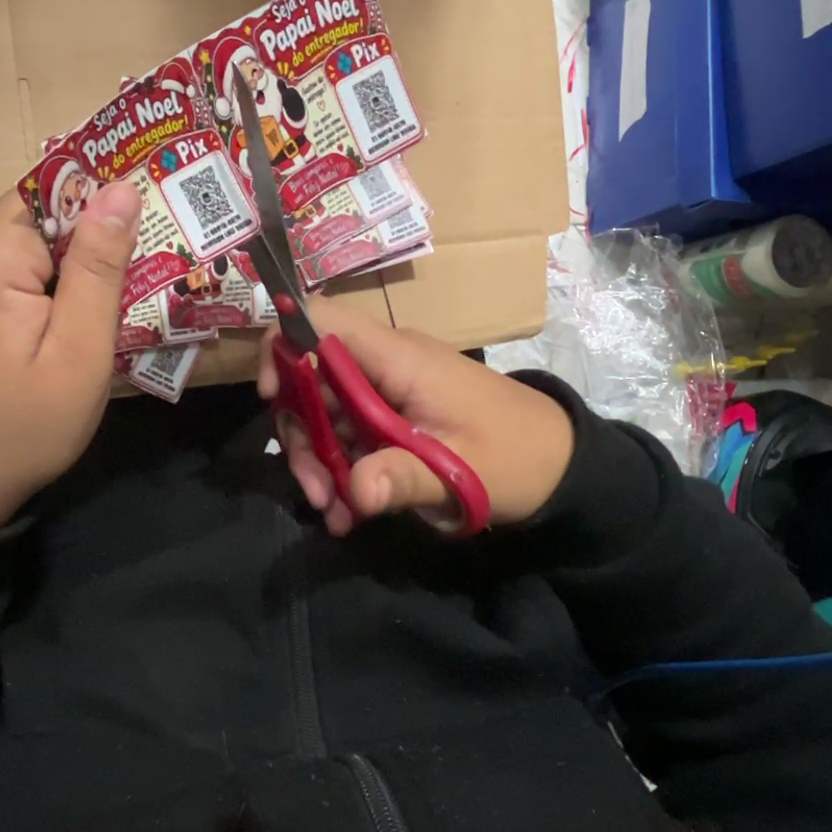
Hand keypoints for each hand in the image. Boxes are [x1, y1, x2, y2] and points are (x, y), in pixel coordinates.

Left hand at [0, 183, 142, 529]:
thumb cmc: (23, 427)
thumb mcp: (80, 352)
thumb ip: (101, 267)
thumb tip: (122, 187)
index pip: (60, 191)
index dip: (108, 212)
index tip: (152, 237)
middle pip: (43, 213)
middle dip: (91, 243)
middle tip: (139, 281)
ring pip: (29, 238)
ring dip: (71, 266)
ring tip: (110, 305)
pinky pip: (7, 263)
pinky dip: (44, 281)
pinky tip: (68, 319)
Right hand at [257, 296, 575, 536]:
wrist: (559, 463)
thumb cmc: (516, 455)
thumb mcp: (462, 473)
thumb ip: (405, 478)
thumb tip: (353, 493)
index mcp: (399, 358)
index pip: (323, 318)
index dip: (283, 344)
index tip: (272, 396)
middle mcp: (384, 366)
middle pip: (309, 378)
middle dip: (300, 433)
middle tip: (315, 491)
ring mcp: (385, 392)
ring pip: (322, 412)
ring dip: (318, 460)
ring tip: (335, 513)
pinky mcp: (390, 417)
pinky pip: (346, 433)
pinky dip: (341, 469)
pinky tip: (350, 511)